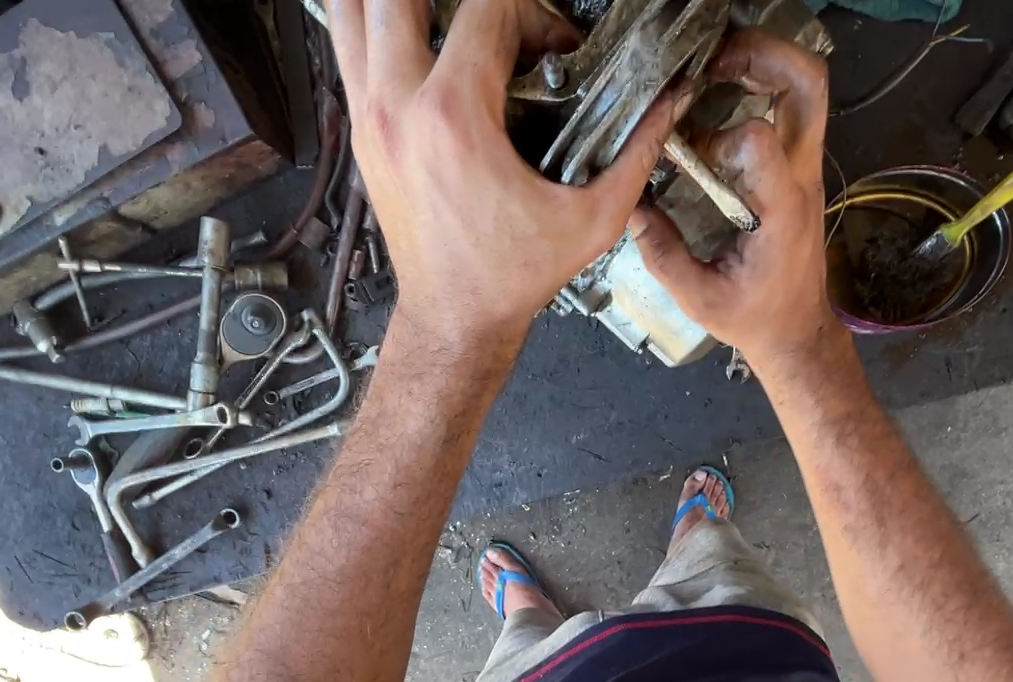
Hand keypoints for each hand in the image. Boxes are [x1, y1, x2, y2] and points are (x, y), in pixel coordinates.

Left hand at [330, 0, 671, 355]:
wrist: (456, 318)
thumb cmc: (508, 279)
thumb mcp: (590, 222)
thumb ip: (635, 157)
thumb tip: (665, 109)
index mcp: (455, 119)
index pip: (488, 8)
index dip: (533, 13)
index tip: (553, 49)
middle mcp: (400, 108)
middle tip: (496, 22)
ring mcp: (370, 119)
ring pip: (351, 8)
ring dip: (397, 0)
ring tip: (441, 18)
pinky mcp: (362, 136)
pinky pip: (347, 49)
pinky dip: (372, 27)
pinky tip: (412, 42)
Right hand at [631, 31, 846, 371]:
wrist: (797, 331)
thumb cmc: (754, 319)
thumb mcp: (699, 298)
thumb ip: (662, 253)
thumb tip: (631, 207)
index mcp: (781, 211)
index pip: (761, 140)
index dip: (722, 134)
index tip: (697, 157)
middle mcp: (803, 178)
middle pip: (808, 85)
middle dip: (764, 54)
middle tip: (714, 61)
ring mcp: (807, 170)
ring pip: (808, 89)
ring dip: (766, 63)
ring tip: (715, 70)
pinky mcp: (801, 172)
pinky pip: (794, 111)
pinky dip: (762, 88)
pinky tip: (721, 101)